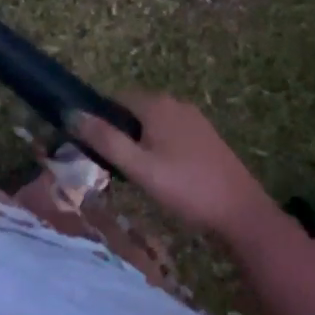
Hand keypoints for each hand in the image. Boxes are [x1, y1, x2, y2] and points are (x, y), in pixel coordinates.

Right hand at [70, 92, 280, 241]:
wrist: (245, 216)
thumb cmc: (187, 188)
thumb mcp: (138, 167)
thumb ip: (103, 139)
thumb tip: (69, 113)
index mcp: (156, 104)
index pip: (114, 98)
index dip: (102, 120)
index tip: (101, 149)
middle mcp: (175, 103)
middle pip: (134, 110)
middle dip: (123, 132)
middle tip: (121, 166)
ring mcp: (196, 120)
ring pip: (154, 123)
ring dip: (142, 141)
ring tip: (143, 173)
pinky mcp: (209, 138)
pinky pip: (172, 133)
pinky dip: (163, 147)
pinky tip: (169, 175)